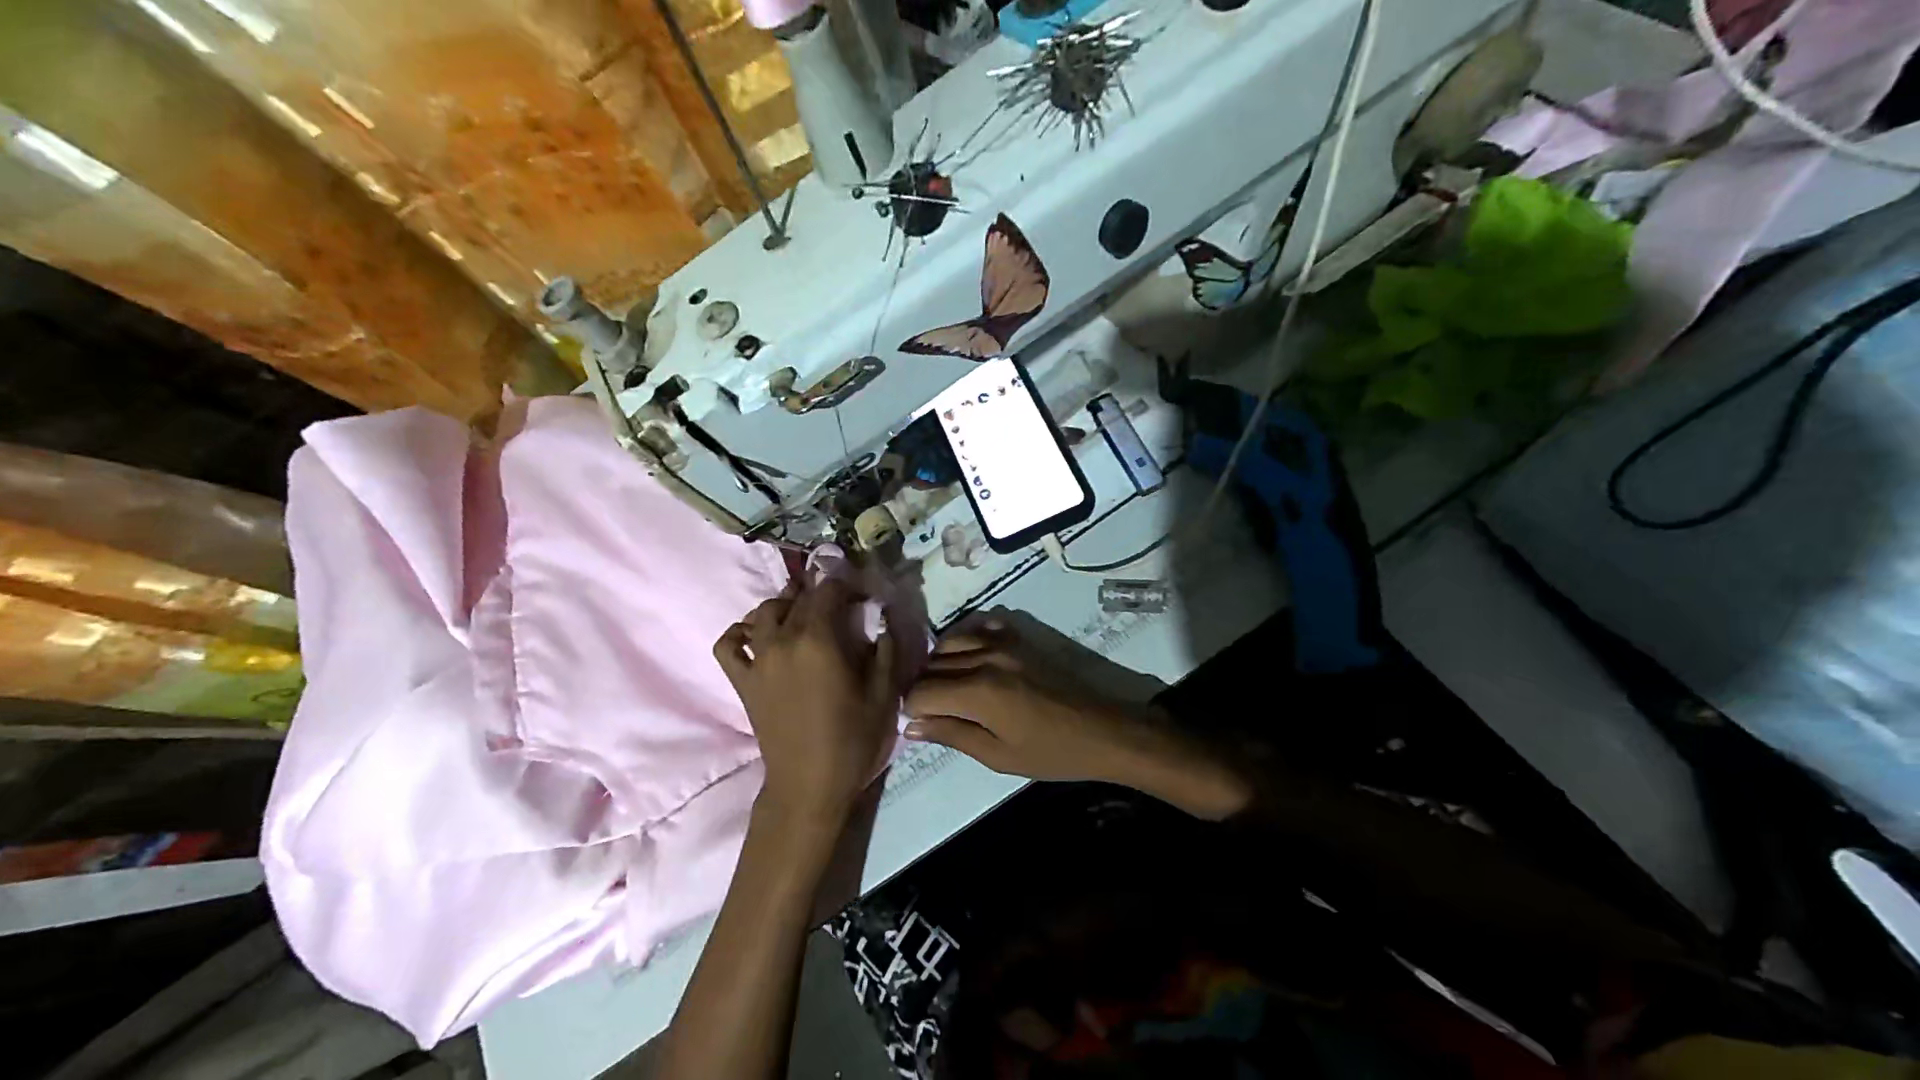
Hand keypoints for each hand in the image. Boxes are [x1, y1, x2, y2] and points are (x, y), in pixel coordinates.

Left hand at [715, 577, 897, 820]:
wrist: (808, 786)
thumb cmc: (852, 741)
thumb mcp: (883, 695)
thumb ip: (886, 650)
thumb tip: (883, 620)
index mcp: (819, 640)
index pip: (828, 590)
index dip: (847, 586)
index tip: (862, 597)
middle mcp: (783, 640)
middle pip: (797, 599)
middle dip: (820, 595)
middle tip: (840, 608)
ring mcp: (757, 660)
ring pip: (762, 612)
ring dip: (784, 607)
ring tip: (801, 618)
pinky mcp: (742, 681)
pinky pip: (728, 644)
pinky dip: (739, 633)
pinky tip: (756, 637)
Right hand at [902, 620, 1251, 818]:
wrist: (1102, 729)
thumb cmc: (1051, 752)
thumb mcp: (998, 756)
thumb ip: (951, 734)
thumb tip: (910, 725)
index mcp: (978, 692)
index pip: (921, 691)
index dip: (912, 708)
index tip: (918, 723)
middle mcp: (985, 657)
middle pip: (931, 664)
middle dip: (923, 687)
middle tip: (931, 710)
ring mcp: (1002, 642)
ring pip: (949, 642)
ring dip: (940, 664)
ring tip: (949, 688)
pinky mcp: (1018, 636)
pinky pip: (978, 627)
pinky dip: (966, 640)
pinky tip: (970, 661)